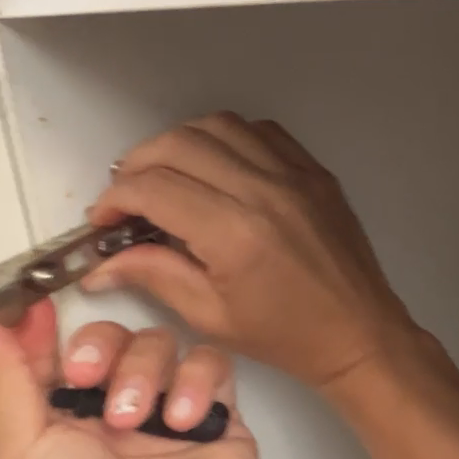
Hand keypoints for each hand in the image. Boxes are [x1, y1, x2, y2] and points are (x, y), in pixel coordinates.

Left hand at [0, 301, 261, 458]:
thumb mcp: (19, 452)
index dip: (41, 329)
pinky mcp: (214, 418)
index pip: (47, 360)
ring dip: (147, 370)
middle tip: (91, 374)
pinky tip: (183, 418)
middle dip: (102, 347)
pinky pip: (211, 364)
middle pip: (111, 340)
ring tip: (140, 417)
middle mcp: (108, 421)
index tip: (35, 302)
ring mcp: (163, 418)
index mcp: (53, 431)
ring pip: (160, 344)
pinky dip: (196, 381)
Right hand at [85, 112, 419, 390]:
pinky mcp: (314, 169)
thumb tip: (100, 261)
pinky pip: (262, 130)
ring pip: (220, 124)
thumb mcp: (211, 316)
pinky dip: (228, 137)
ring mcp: (295, 172)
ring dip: (181, 142)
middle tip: (126, 196)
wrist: (359, 328)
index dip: (115, 199)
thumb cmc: (286, 334)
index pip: (155, 187)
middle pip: (181, 143)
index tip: (103, 220)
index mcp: (235, 232)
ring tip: (166, 176)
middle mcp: (264, 189)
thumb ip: (154, 275)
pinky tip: (216, 166)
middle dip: (139, 163)